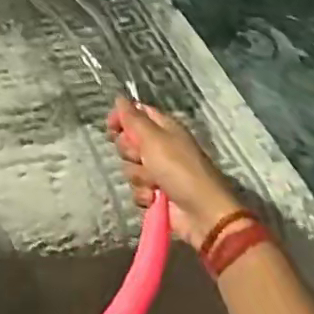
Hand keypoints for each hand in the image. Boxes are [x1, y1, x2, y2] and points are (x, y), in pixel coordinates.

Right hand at [106, 97, 244, 247]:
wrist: (203, 215)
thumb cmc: (179, 169)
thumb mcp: (153, 138)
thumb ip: (133, 118)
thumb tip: (119, 98)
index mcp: (163, 128)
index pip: (136, 113)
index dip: (122, 117)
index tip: (111, 126)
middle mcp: (160, 147)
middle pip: (129, 140)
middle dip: (130, 151)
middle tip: (141, 157)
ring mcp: (158, 171)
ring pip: (130, 166)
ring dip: (139, 176)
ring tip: (154, 183)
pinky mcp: (156, 194)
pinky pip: (137, 189)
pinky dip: (144, 194)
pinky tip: (155, 198)